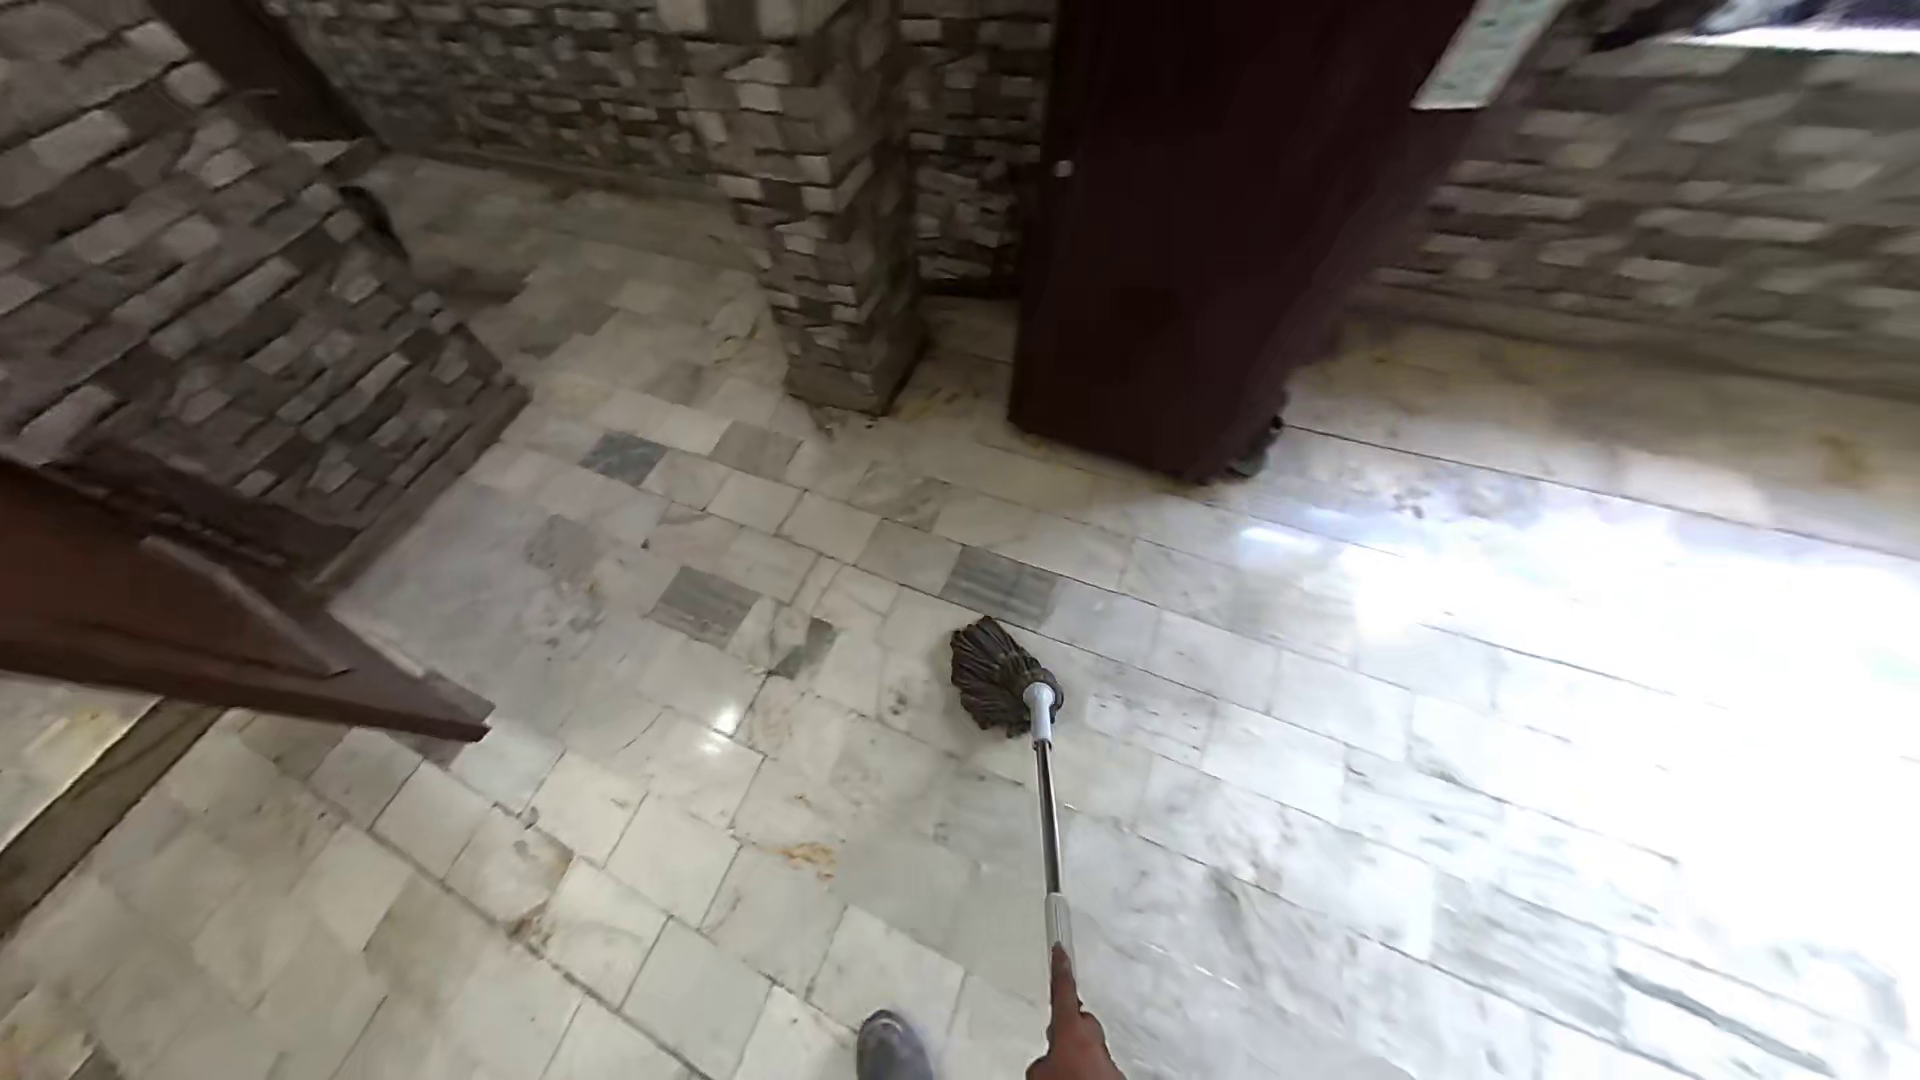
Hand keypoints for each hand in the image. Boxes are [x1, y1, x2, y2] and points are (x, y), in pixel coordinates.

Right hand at [1028, 945, 1125, 1078]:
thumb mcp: (1038, 1073)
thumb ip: (1040, 1059)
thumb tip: (1045, 1062)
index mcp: (1072, 1028)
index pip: (1064, 988)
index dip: (1060, 967)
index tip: (1060, 949)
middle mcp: (1094, 1040)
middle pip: (1080, 1023)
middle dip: (1068, 1032)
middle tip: (1055, 1050)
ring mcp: (1108, 1061)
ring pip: (1089, 1050)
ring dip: (1078, 1059)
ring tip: (1063, 1075)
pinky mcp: (1116, 1078)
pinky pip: (1097, 1069)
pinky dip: (1087, 1074)